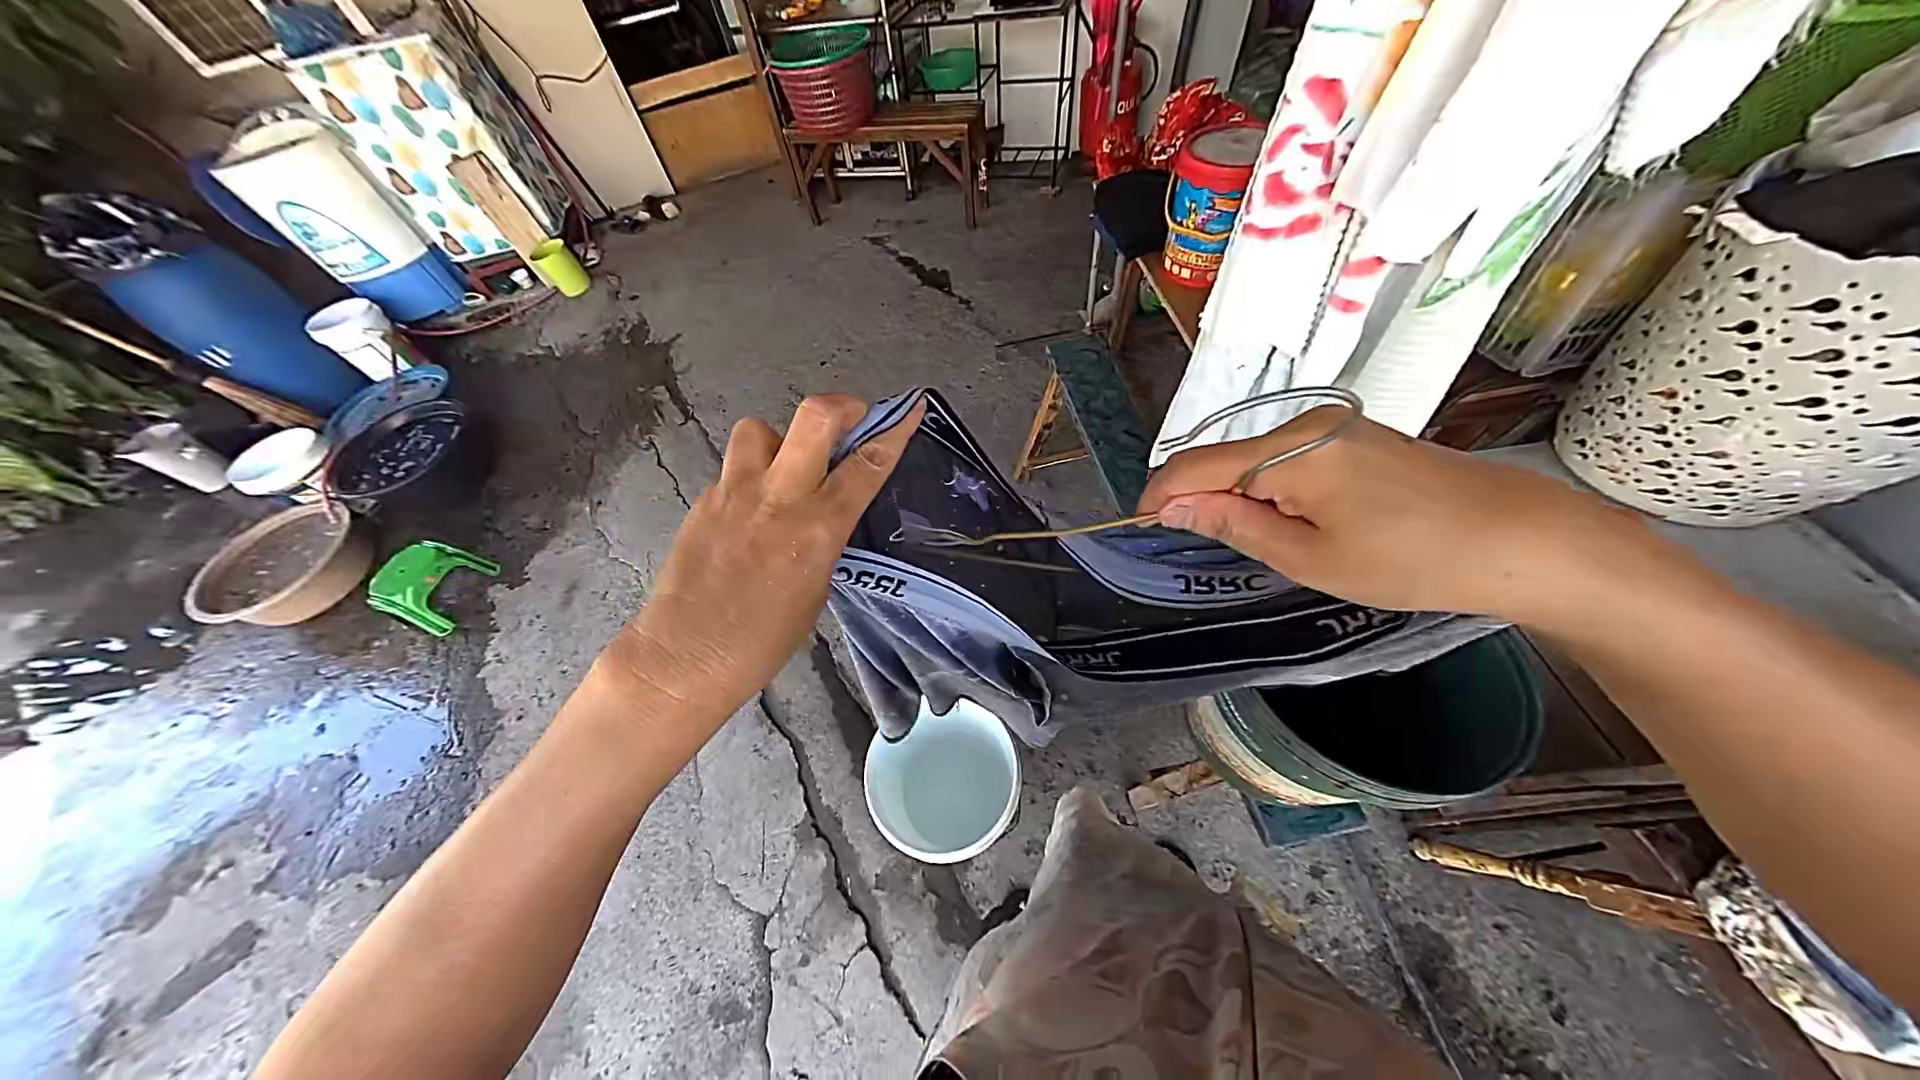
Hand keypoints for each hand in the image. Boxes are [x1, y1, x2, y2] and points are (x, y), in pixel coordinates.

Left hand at [612, 395, 922, 716]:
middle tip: (852, 417)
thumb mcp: (817, 589)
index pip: (867, 464)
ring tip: (784, 468)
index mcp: (818, 528)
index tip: (909, 409)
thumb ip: (824, 539)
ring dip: (780, 438)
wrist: (686, 654)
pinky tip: (750, 512)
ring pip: (760, 428)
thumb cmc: (764, 639)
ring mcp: (735, 492)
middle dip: (843, 405)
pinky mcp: (703, 499)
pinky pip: (734, 469)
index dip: (895, 430)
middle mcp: (779, 497)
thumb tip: (824, 512)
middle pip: (814, 417)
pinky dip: (751, 478)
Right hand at [1137, 407, 1675, 626]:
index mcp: (1291, 452)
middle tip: (1192, 543)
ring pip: (1251, 456)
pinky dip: (1264, 484)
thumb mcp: (1310, 557)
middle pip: (1221, 457)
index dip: (1159, 495)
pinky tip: (1281, 517)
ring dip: (1230, 492)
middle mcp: (1305, 424)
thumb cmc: (1411, 561)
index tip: (1141, 526)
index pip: (1196, 466)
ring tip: (1242, 538)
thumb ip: (1235, 523)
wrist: (1520, 539)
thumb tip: (1175, 505)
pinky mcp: (1353, 434)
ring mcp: (1333, 424)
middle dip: (1194, 495)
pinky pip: (1285, 455)